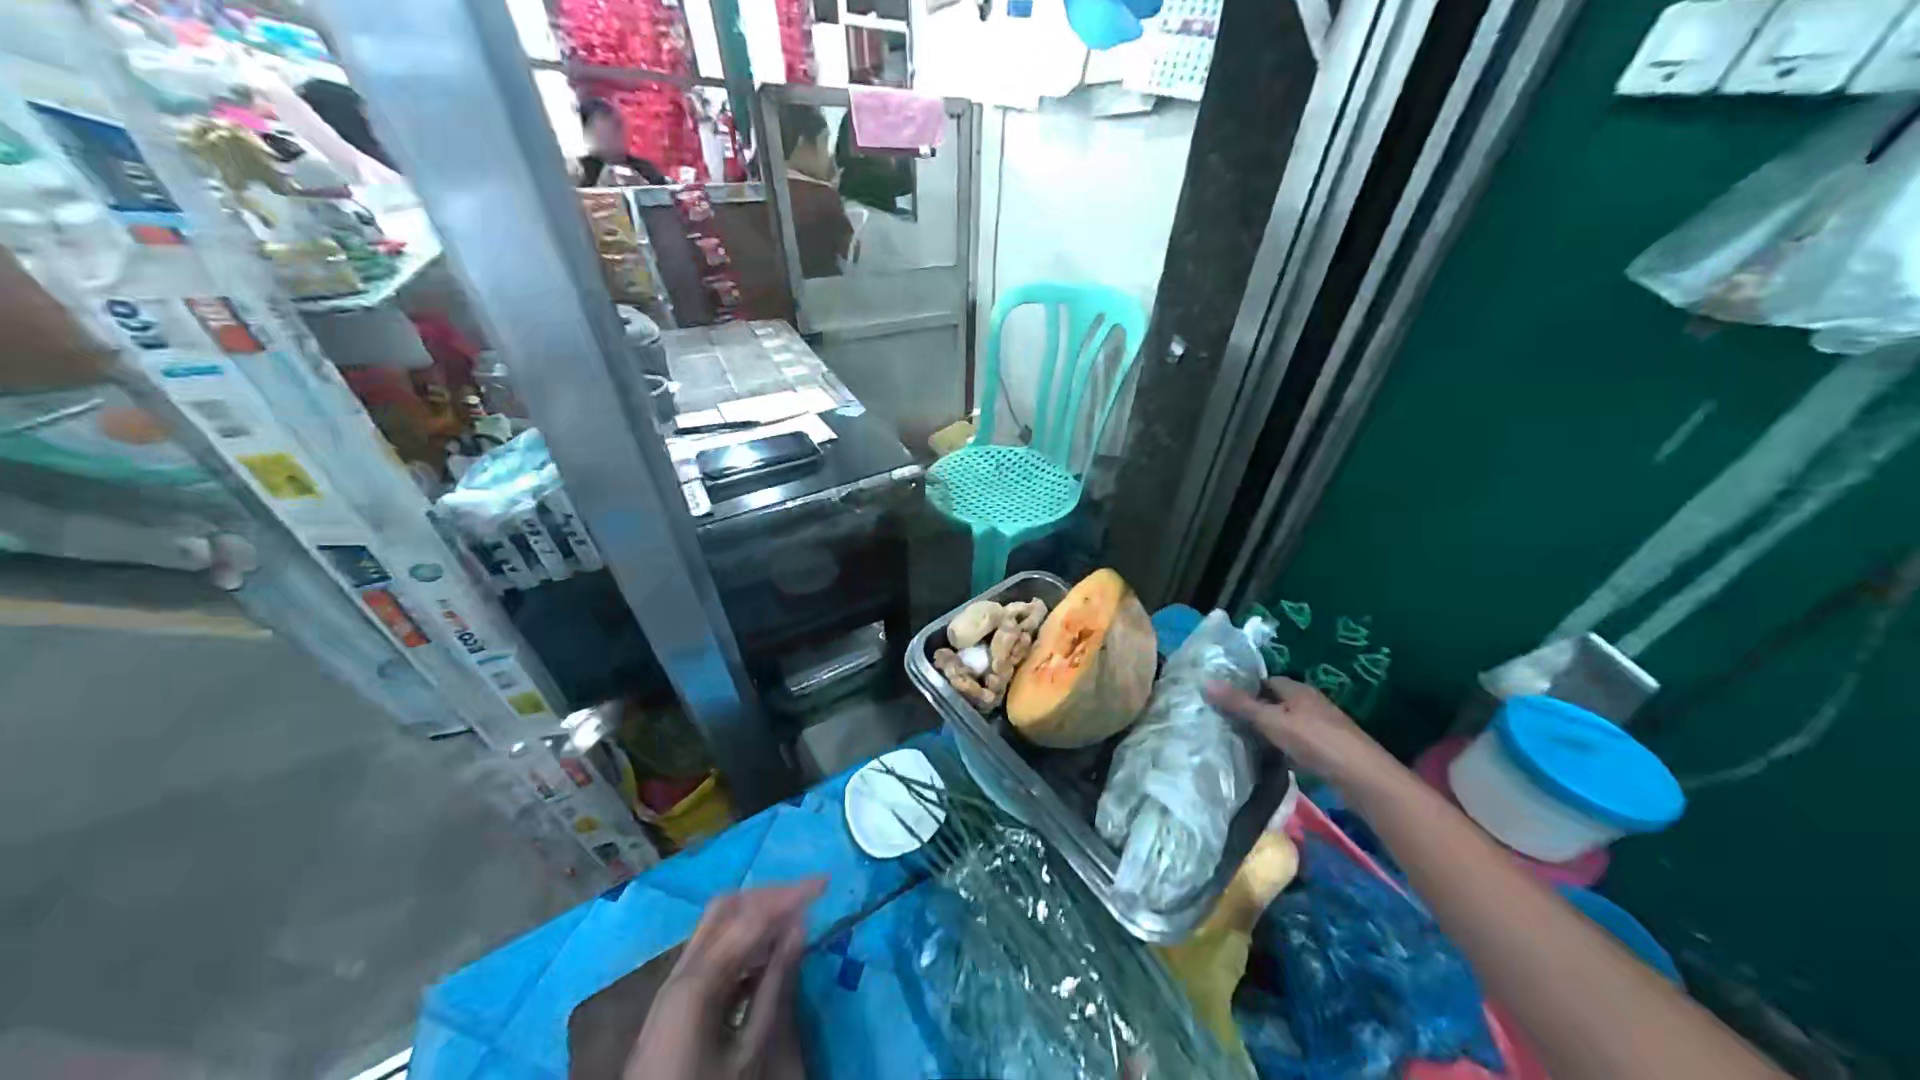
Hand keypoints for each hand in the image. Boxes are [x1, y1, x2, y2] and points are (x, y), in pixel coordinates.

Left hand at [626, 881, 822, 1079]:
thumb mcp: (748, 1053)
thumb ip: (774, 987)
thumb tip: (799, 930)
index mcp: (697, 981)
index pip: (752, 918)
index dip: (790, 897)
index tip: (824, 884)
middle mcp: (681, 971)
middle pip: (727, 909)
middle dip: (770, 895)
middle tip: (808, 896)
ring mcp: (674, 984)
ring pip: (717, 926)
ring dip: (756, 915)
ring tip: (795, 918)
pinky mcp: (676, 1000)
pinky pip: (712, 952)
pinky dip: (742, 941)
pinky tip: (768, 954)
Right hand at [1204, 677, 1402, 797]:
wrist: (1363, 778)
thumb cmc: (1316, 742)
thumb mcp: (1272, 721)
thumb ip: (1241, 705)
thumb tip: (1206, 682)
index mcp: (1299, 690)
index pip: (1268, 681)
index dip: (1247, 687)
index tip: (1225, 699)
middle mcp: (1312, 703)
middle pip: (1278, 701)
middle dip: (1257, 709)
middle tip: (1228, 721)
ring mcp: (1323, 727)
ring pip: (1288, 723)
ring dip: (1270, 730)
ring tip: (1243, 740)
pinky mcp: (1328, 750)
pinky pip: (1298, 742)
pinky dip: (1283, 747)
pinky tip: (1271, 758)